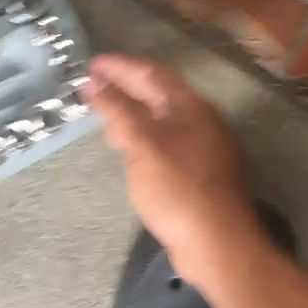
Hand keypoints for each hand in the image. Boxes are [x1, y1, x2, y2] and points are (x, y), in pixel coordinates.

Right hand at [83, 54, 266, 282]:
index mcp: (190, 107)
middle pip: (159, 94)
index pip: (152, 73)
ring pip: (163, 120)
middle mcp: (201, 122)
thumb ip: (119, 110)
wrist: (216, 241)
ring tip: (104, 122)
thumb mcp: (143, 145)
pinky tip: (129, 152)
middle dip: (125, 88)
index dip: (121, 66)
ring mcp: (203, 148)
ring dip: (133, 115)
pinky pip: (166, 143)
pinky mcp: (199, 173)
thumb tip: (95, 82)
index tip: (91, 65)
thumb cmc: (177, 188)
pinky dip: (143, 139)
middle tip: (93, 88)